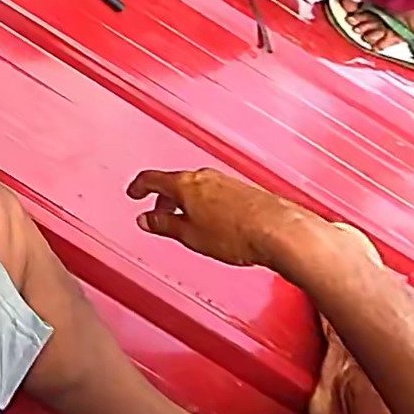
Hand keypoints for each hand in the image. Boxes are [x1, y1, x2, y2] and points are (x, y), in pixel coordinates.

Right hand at [127, 168, 315, 267]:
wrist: (280, 231)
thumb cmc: (238, 233)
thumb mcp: (190, 236)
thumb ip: (164, 226)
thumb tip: (146, 220)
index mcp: (184, 184)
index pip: (152, 178)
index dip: (139, 186)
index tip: (133, 193)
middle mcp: (203, 177)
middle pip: (174, 182)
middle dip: (163, 199)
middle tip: (157, 216)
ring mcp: (224, 181)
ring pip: (194, 187)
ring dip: (185, 202)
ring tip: (186, 224)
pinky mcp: (241, 189)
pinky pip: (213, 192)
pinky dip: (204, 203)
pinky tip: (212, 222)